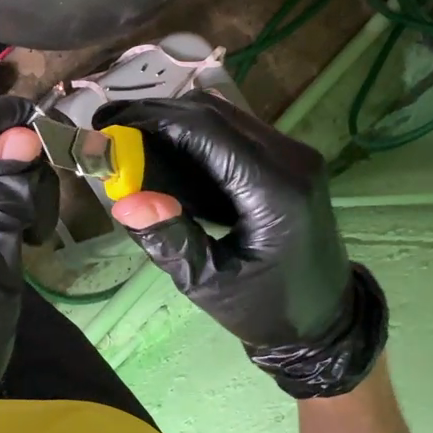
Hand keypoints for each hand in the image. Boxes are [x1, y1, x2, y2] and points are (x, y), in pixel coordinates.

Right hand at [95, 93, 387, 398]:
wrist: (325, 319)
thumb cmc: (266, 309)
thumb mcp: (209, 283)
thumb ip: (169, 239)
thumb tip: (124, 201)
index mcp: (275, 190)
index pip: (206, 131)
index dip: (152, 121)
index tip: (107, 125)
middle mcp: (291, 159)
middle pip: (214, 114)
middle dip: (156, 116)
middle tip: (110, 129)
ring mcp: (294, 155)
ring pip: (224, 116)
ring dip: (174, 123)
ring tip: (130, 140)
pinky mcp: (289, 160)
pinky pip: (234, 132)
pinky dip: (195, 136)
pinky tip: (164, 153)